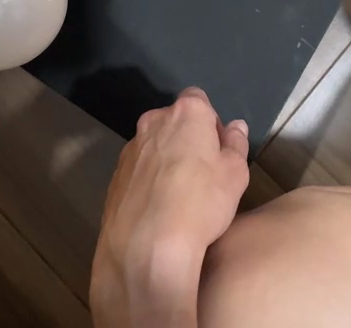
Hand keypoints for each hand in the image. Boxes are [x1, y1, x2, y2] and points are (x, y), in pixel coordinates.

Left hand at [92, 88, 249, 327]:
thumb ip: (236, 144)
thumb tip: (235, 126)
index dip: (210, 123)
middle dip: (186, 139)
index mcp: (186, 113)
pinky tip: (157, 211)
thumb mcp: (235, 174)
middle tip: (201, 174)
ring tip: (177, 198)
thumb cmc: (200, 204)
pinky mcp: (114, 178)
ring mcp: (130, 150)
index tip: (217, 151)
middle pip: (174, 122)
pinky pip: (138, 171)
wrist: (144, 250)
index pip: (199, 100)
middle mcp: (153, 122)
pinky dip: (147, 182)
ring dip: (165, 161)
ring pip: (154, 147)